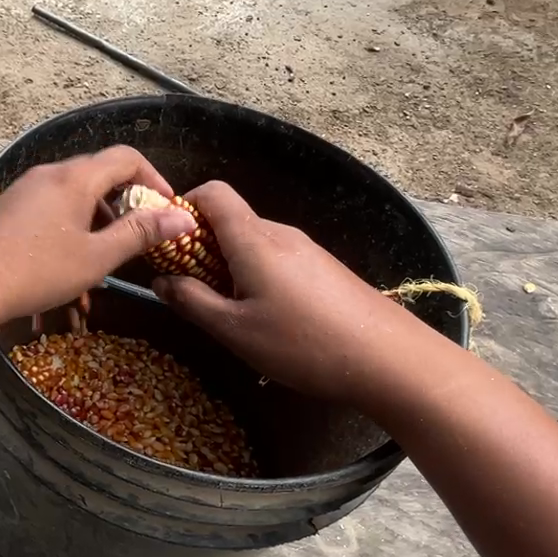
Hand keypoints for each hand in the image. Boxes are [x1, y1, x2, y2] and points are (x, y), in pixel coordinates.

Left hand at [0, 147, 195, 331]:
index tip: (167, 211)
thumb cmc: (35, 271)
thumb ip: (140, 233)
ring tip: (98, 275)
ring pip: (71, 204)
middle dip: (122, 210)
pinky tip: (63, 283)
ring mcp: (23, 192)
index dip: (154, 179)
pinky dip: (64, 240)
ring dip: (91, 233)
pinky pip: (47, 217)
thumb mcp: (96, 257)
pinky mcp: (6, 212)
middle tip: (135, 244)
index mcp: (74, 178)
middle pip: (97, 179)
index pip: (126, 158)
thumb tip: (183, 216)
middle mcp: (47, 176)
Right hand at [151, 181, 455, 407]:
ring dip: (228, 265)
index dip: (183, 206)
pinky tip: (266, 316)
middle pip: (229, 220)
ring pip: (252, 242)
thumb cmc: (305, 343)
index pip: (213, 193)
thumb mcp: (234, 330)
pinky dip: (256, 275)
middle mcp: (281, 235)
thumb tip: (160, 281)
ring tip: (228, 308)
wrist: (397, 364)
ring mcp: (307, 251)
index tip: (168, 241)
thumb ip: (191, 301)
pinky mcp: (325, 270)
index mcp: (254, 240)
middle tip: (191, 288)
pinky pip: (276, 258)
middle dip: (200, 246)